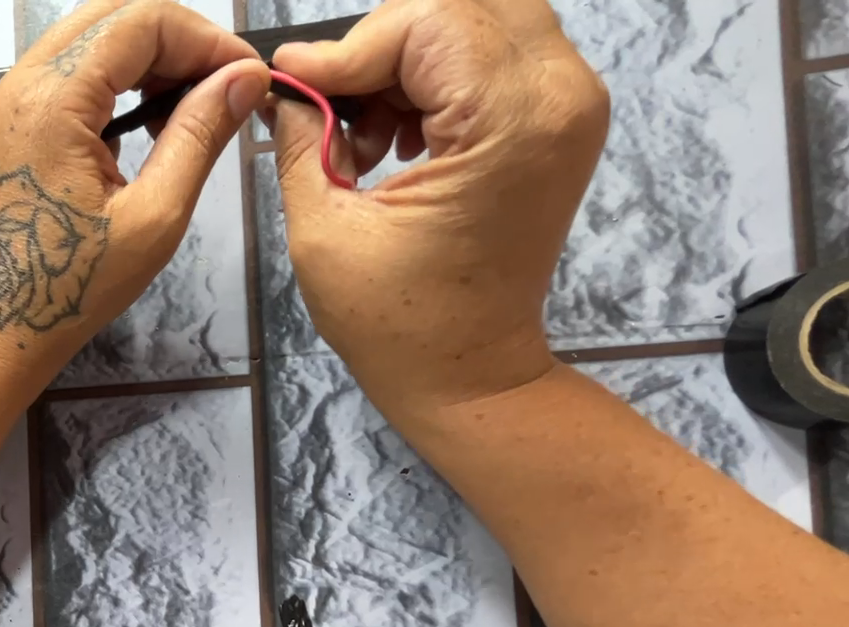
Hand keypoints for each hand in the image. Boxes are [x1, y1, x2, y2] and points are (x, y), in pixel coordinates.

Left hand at [0, 0, 269, 382]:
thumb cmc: (72, 290)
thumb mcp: (152, 217)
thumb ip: (198, 135)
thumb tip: (244, 76)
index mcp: (47, 104)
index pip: (138, 21)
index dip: (201, 36)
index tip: (236, 75)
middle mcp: (3, 95)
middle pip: (98, 22)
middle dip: (163, 43)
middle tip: (203, 90)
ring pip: (64, 54)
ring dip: (123, 70)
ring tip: (160, 121)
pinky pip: (34, 93)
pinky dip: (81, 99)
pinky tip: (106, 148)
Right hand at [268, 0, 608, 415]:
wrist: (463, 368)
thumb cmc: (391, 319)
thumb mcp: (322, 229)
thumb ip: (301, 142)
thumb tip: (280, 86)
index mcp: (508, 123)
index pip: (429, 24)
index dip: (347, 46)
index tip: (287, 79)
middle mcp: (560, 94)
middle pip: (462, 8)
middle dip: (379, 45)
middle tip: (323, 102)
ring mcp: (568, 104)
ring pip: (478, 23)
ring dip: (406, 62)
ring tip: (359, 130)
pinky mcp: (555, 120)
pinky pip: (491, 59)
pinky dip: (432, 80)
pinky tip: (392, 136)